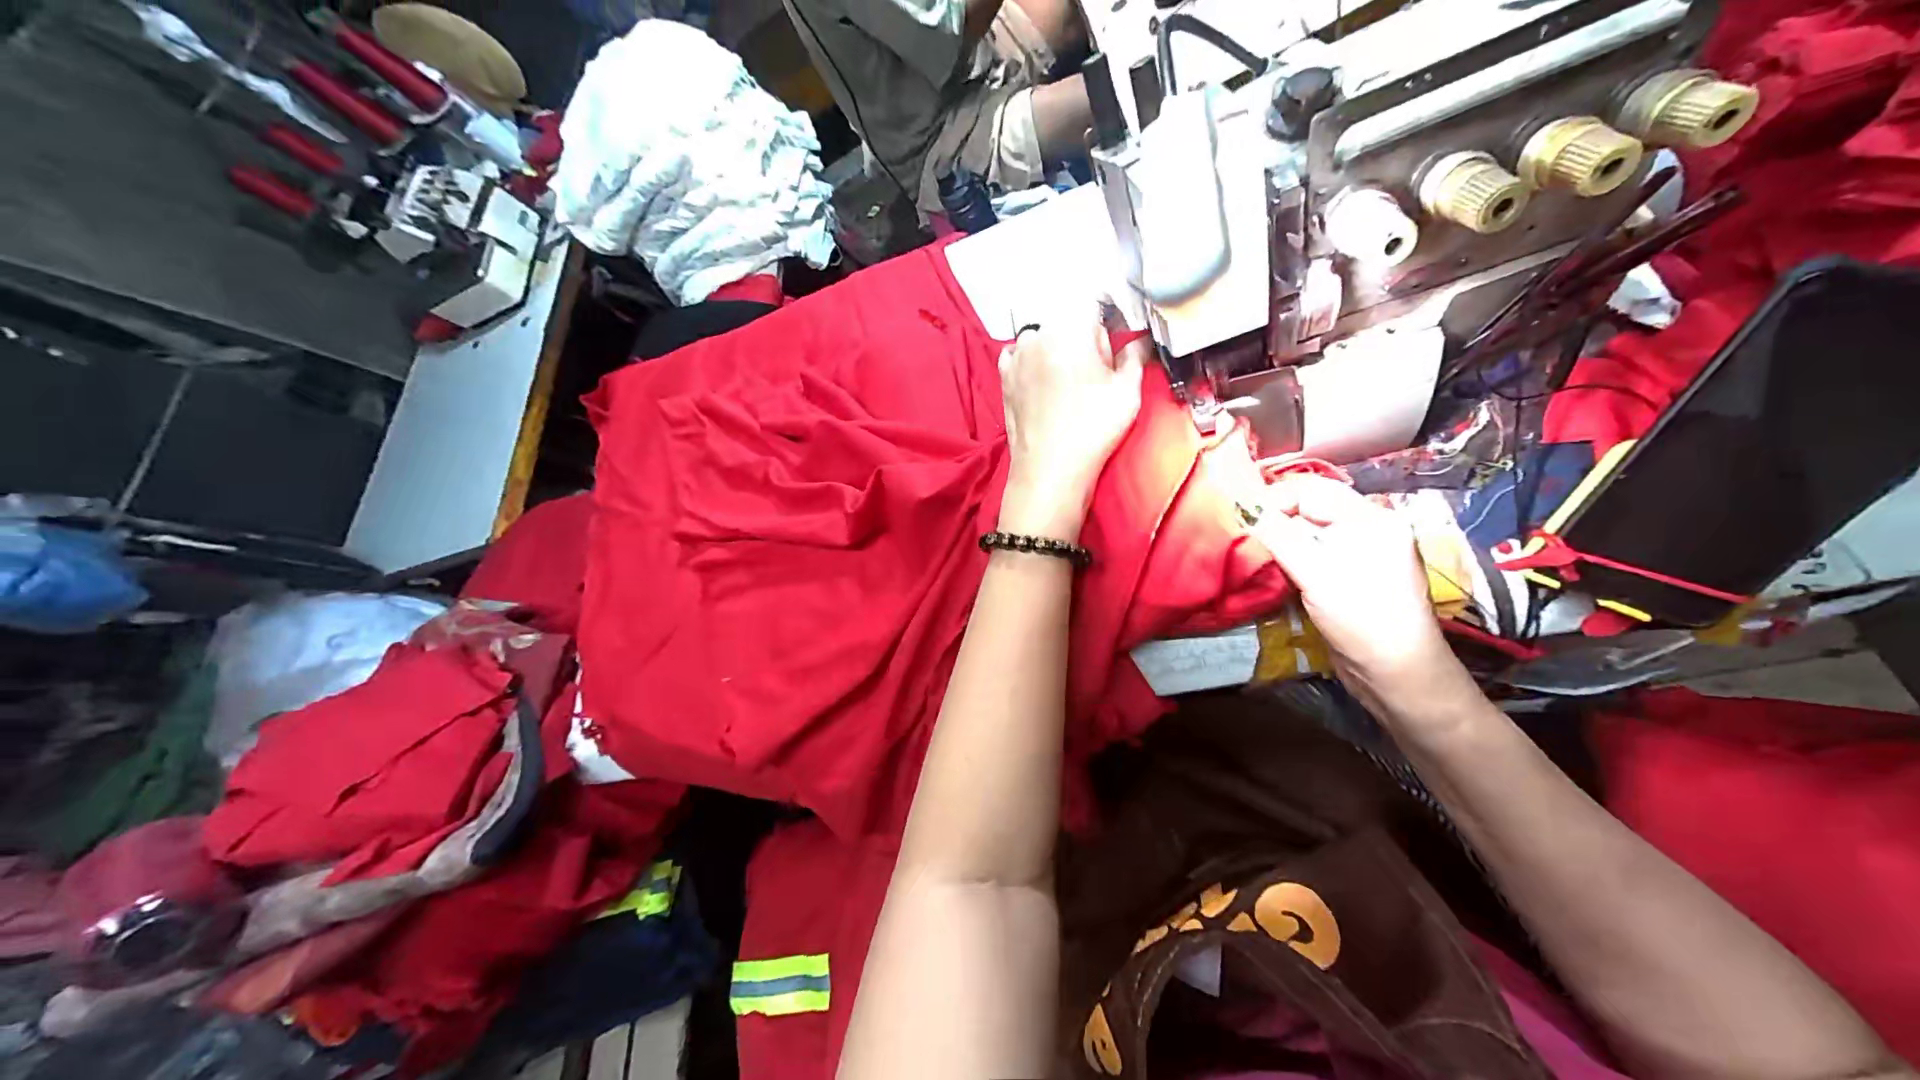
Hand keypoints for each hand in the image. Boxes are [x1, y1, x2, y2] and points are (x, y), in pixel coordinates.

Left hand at [997, 304, 1144, 539]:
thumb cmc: (1092, 429)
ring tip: (1073, 382)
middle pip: (1069, 317)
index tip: (1121, 329)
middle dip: (1086, 334)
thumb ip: (1135, 354)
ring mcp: (1017, 354)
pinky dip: (1036, 362)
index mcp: (1069, 327)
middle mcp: (1037, 333)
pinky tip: (1049, 384)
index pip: (1095, 298)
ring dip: (1059, 348)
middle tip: (1099, 368)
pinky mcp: (1005, 376)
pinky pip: (1023, 355)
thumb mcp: (1127, 390)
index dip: (1112, 311)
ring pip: (1045, 336)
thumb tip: (1142, 339)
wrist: (1050, 470)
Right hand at [1246, 475, 1478, 723]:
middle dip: (1275, 521)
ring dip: (1280, 543)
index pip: (1312, 490)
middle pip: (1309, 510)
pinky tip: (1276, 573)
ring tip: (1256, 557)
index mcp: (1370, 518)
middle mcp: (1366, 530)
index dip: (1275, 500)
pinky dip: (1291, 560)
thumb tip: (1242, 504)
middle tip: (1244, 540)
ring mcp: (1358, 555)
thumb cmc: (1361, 618)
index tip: (1242, 519)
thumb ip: (1278, 534)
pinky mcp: (1347, 578)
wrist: (1396, 674)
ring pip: (1307, 534)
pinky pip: (1312, 556)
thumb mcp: (1315, 571)